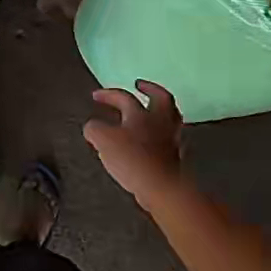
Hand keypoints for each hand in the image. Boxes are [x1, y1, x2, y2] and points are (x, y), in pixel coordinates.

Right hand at [84, 81, 186, 211]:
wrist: (162, 185)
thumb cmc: (132, 159)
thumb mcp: (103, 140)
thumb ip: (94, 129)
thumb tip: (92, 126)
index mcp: (140, 113)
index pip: (123, 97)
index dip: (108, 95)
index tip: (96, 95)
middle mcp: (160, 121)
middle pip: (161, 97)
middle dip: (150, 88)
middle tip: (141, 85)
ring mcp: (173, 137)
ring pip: (172, 115)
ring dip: (161, 110)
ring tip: (152, 110)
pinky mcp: (178, 155)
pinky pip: (173, 136)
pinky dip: (165, 132)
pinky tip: (158, 138)